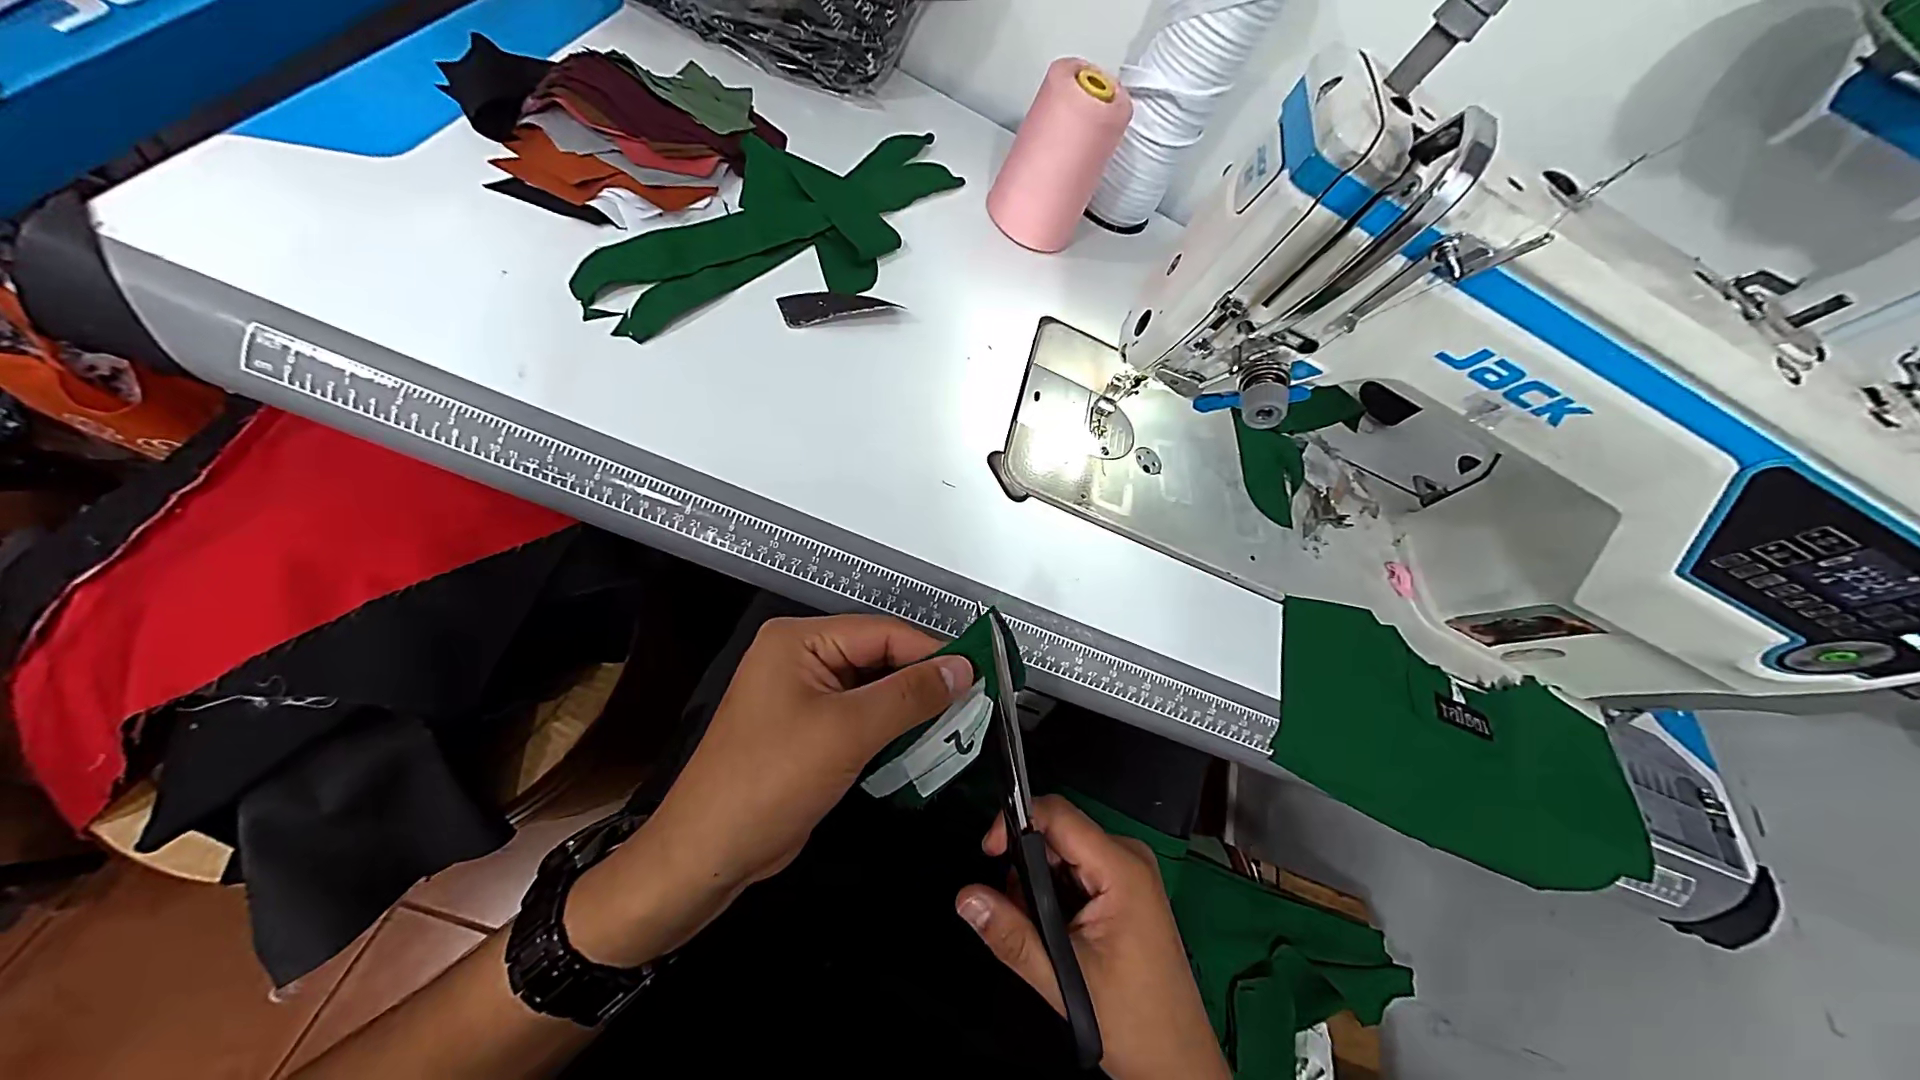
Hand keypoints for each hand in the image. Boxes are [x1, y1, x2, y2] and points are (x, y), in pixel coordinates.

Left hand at [568, 615, 971, 965]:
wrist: (709, 854)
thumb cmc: (765, 783)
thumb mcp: (847, 732)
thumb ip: (909, 695)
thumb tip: (960, 669)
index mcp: (799, 641)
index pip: (884, 633)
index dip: (934, 653)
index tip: (979, 672)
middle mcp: (802, 659)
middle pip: (882, 661)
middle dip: (926, 686)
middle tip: (975, 705)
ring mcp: (806, 697)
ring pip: (877, 693)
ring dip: (913, 713)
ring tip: (958, 729)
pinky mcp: (812, 731)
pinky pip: (864, 720)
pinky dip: (893, 733)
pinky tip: (924, 748)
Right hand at [957, 796, 1228, 1079]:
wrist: (1178, 1060)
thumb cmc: (1137, 1023)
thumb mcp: (1064, 980)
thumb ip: (1011, 934)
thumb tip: (968, 899)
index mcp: (1122, 869)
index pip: (1057, 813)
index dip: (1014, 823)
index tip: (989, 852)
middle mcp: (1128, 858)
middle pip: (1057, 831)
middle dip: (1025, 865)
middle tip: (1015, 911)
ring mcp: (1129, 870)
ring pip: (1063, 850)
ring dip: (1039, 882)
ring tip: (1040, 931)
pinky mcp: (1125, 885)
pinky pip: (1077, 866)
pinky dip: (1055, 890)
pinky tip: (1058, 930)